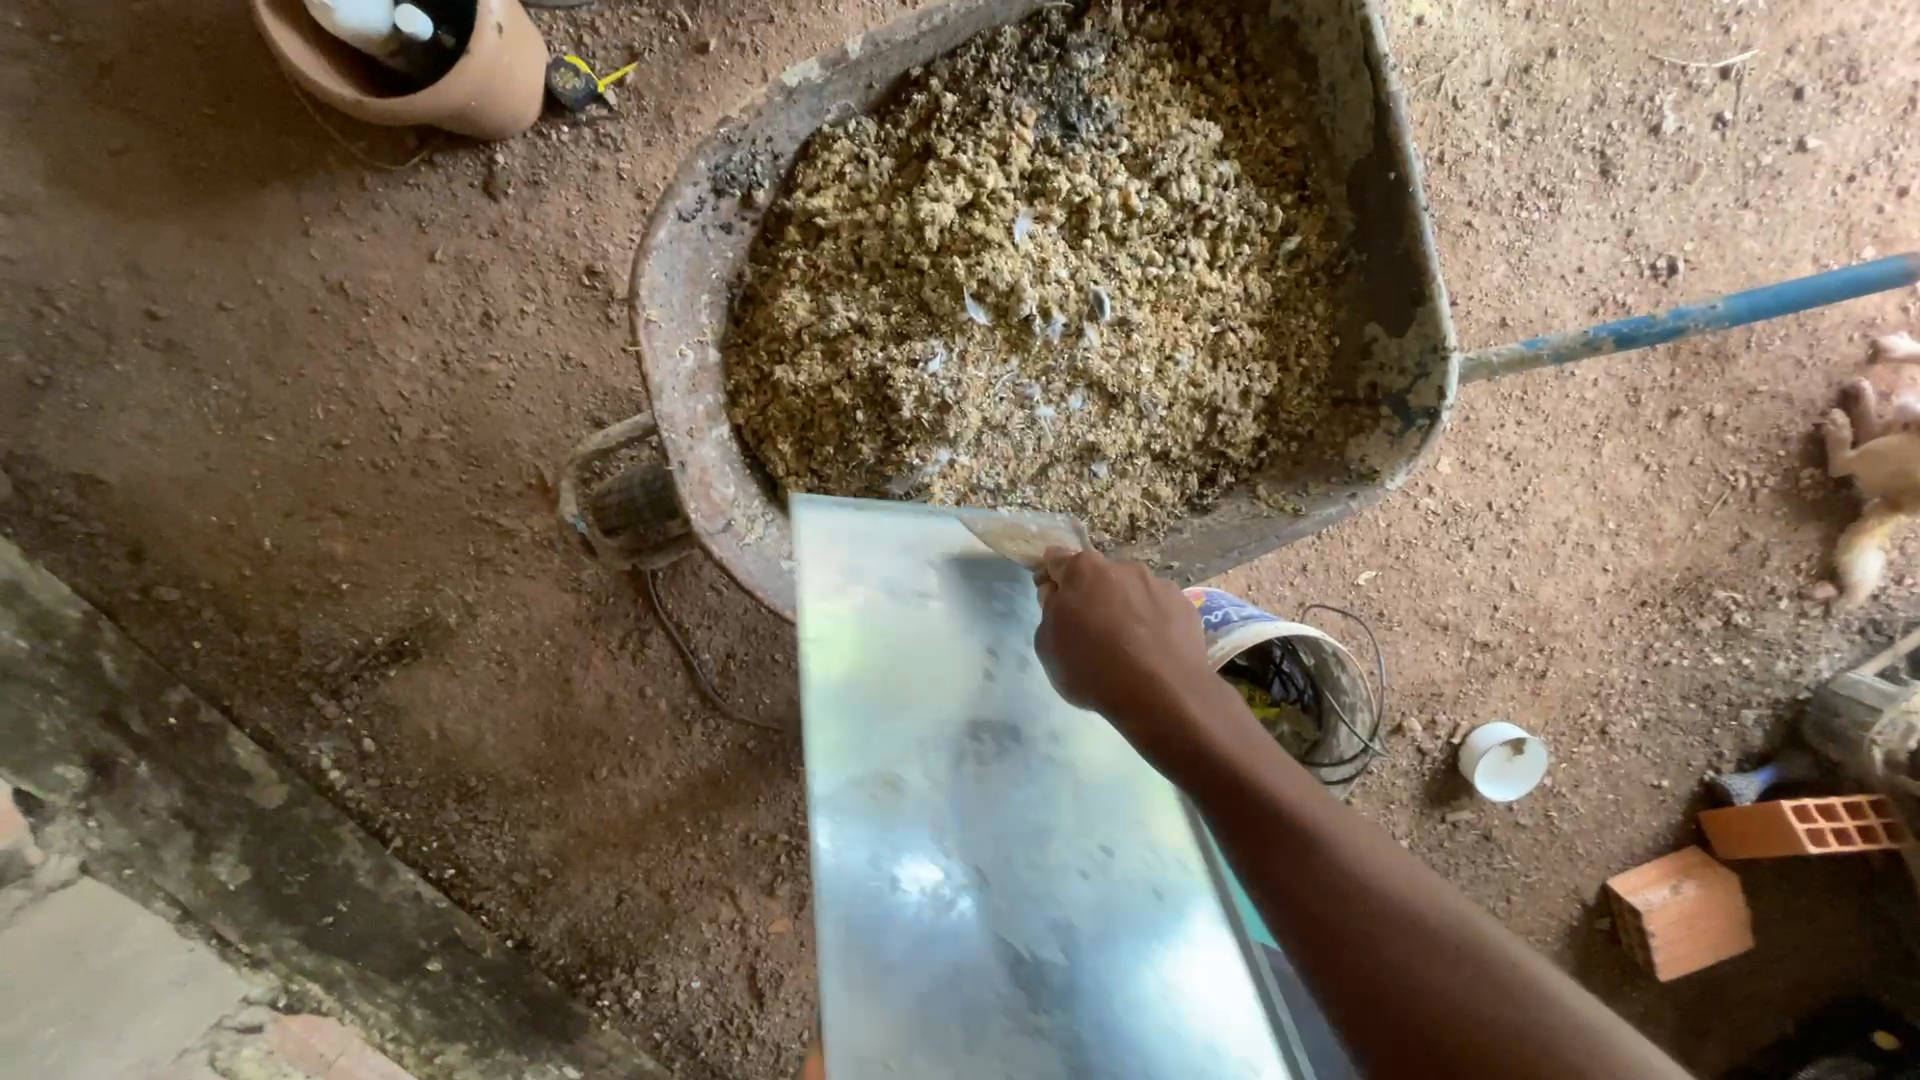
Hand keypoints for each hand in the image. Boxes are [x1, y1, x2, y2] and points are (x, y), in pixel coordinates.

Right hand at [1033, 547, 1257, 782]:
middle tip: (1091, 632)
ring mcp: (1158, 584)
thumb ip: (1049, 611)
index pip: (1056, 559)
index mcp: (1082, 570)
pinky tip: (1153, 651)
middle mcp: (1122, 567)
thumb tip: (1059, 596)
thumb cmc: (1092, 669)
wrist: (1161, 693)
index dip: (1052, 579)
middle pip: (1098, 576)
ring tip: (1128, 647)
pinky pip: (1159, 608)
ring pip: (1132, 591)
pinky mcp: (1184, 605)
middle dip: (1091, 596)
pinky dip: (1153, 622)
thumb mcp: (1047, 646)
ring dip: (1125, 608)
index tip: (1054, 601)